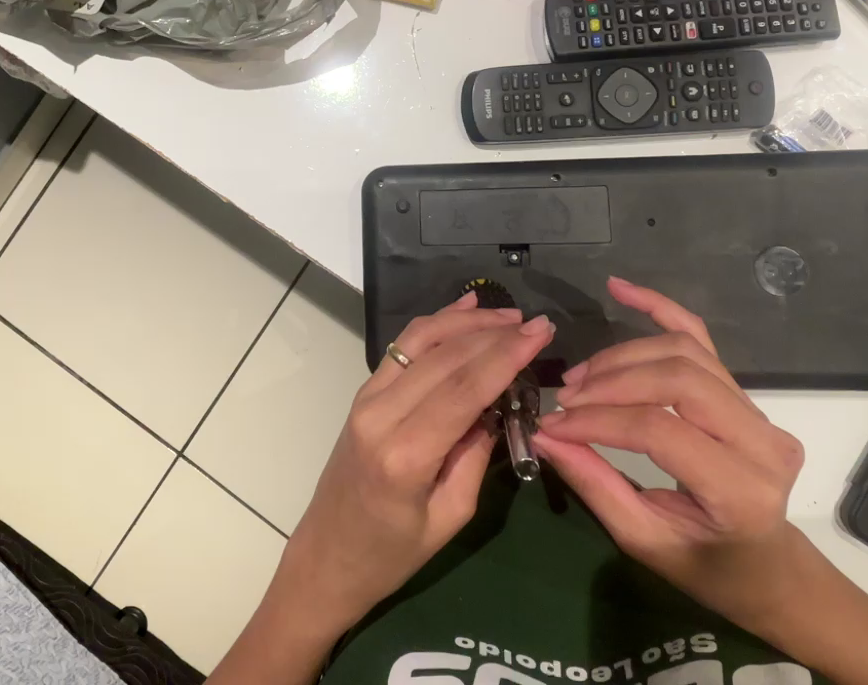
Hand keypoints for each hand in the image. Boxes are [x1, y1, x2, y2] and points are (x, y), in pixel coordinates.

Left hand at [272, 291, 555, 634]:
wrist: (327, 556)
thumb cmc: (391, 553)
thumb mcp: (450, 517)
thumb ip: (476, 455)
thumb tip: (500, 403)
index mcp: (405, 455)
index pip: (464, 389)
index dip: (505, 355)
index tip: (541, 333)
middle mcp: (380, 414)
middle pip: (445, 358)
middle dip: (494, 334)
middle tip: (536, 324)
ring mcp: (366, 398)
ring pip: (420, 340)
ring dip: (466, 322)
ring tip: (509, 316)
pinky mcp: (363, 392)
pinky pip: (403, 348)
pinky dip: (435, 324)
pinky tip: (464, 311)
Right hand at [533, 276, 807, 631]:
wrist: (768, 567)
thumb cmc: (707, 566)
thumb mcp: (644, 540)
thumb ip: (595, 483)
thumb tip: (544, 434)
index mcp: (740, 488)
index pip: (659, 429)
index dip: (598, 420)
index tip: (553, 424)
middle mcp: (759, 439)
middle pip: (675, 378)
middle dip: (610, 381)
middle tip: (566, 398)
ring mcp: (757, 410)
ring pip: (683, 351)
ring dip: (622, 355)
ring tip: (581, 377)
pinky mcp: (743, 392)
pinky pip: (699, 337)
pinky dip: (659, 307)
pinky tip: (620, 289)